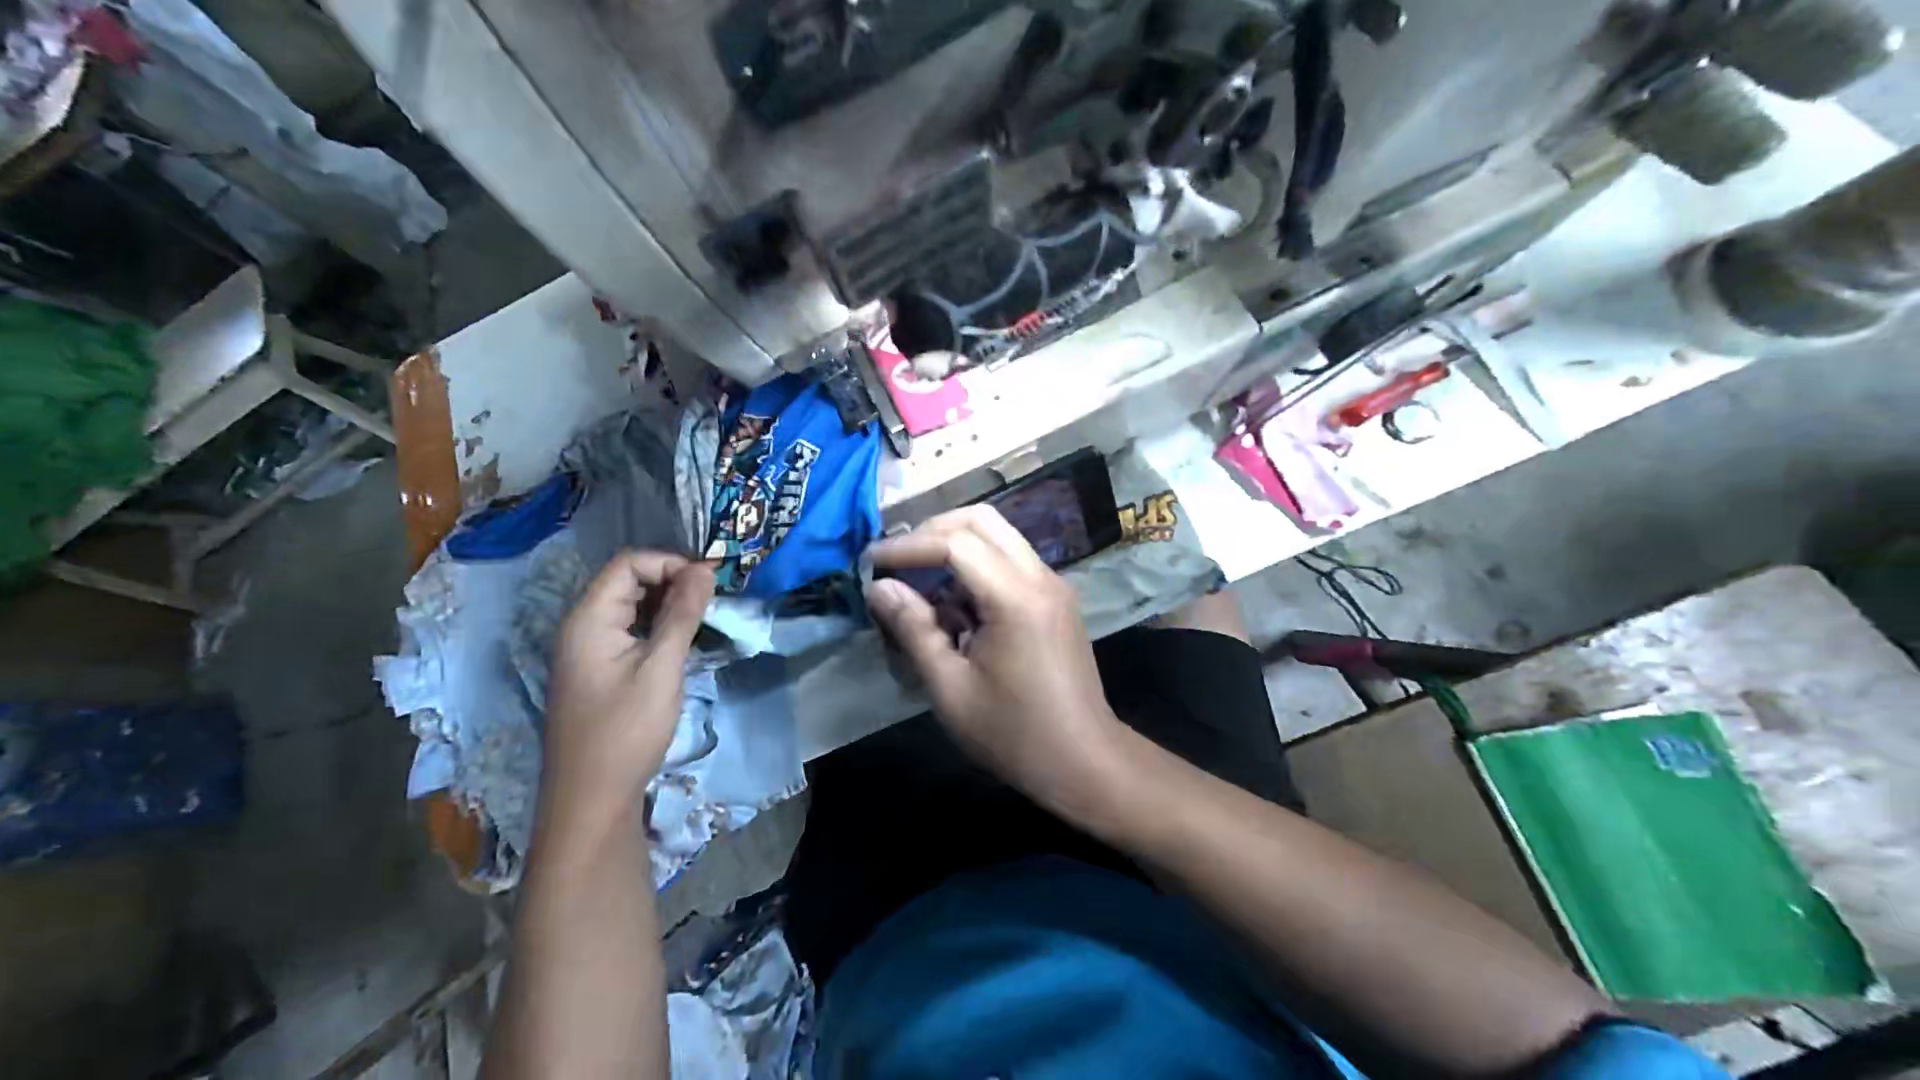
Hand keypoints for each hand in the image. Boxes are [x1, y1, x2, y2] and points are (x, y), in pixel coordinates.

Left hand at [544, 551, 714, 819]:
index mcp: (588, 619)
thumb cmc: (626, 730)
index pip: (628, 564)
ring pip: (630, 608)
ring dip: (667, 605)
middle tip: (712, 600)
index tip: (709, 582)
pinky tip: (682, 643)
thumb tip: (704, 569)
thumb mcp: (661, 667)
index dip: (670, 563)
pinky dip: (657, 627)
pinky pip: (629, 632)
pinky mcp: (598, 672)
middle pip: (627, 582)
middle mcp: (581, 627)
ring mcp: (587, 651)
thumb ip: (682, 614)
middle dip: (671, 581)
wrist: (591, 799)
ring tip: (703, 619)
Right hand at [865, 506, 1127, 815]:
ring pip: (998, 536)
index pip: (955, 542)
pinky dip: (976, 566)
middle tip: (896, 561)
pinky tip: (952, 604)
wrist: (1084, 760)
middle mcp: (1040, 577)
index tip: (871, 561)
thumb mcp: (950, 688)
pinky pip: (1010, 560)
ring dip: (954, 546)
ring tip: (917, 582)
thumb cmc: (1014, 733)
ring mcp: (1052, 585)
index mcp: (1016, 597)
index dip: (907, 546)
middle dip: (931, 532)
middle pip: (981, 521)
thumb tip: (879, 588)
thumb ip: (914, 630)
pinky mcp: (1054, 599)